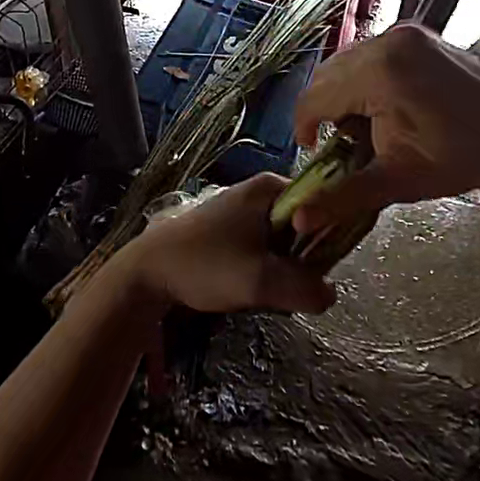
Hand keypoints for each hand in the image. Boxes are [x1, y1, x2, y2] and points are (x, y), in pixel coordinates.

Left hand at [117, 174, 335, 313]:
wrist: (147, 273)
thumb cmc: (204, 266)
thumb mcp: (261, 282)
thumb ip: (306, 288)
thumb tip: (330, 293)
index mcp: (272, 187)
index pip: (326, 205)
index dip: (332, 238)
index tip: (318, 269)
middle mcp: (260, 191)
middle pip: (307, 226)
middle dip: (303, 260)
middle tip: (285, 285)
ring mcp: (244, 210)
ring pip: (285, 242)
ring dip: (282, 269)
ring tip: (263, 289)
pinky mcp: (231, 229)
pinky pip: (265, 249)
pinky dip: (263, 269)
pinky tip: (248, 286)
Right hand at [290, 24, 479, 230]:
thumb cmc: (459, 161)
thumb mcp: (396, 181)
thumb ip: (341, 197)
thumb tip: (295, 221)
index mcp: (380, 73)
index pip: (314, 97)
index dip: (303, 127)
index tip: (312, 152)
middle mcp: (387, 42)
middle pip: (325, 76)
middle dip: (322, 111)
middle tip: (339, 144)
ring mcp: (404, 33)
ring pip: (343, 64)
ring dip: (339, 95)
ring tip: (360, 127)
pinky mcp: (415, 34)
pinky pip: (366, 55)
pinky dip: (360, 81)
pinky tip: (379, 106)